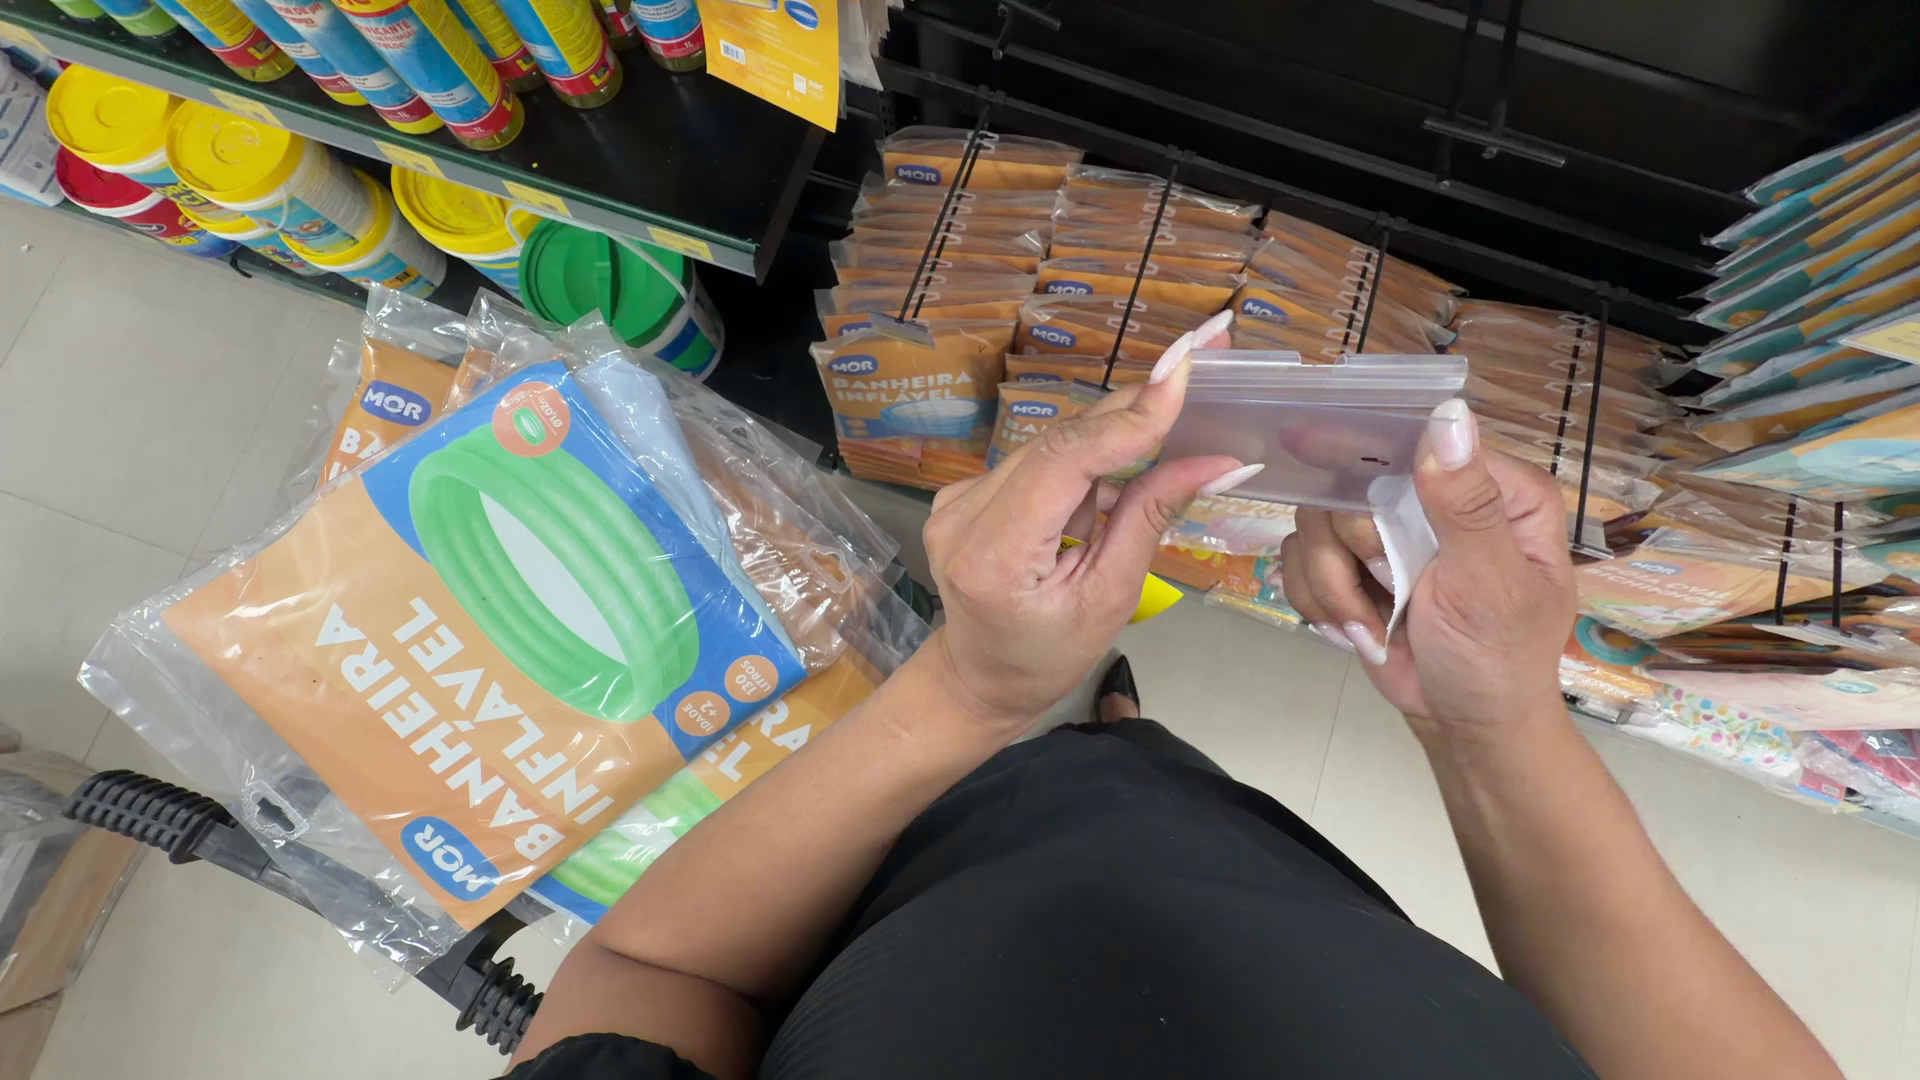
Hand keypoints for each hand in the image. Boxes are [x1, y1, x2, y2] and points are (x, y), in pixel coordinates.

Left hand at [920, 312, 1252, 728]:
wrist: (979, 675)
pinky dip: (1081, 464)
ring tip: (1160, 437)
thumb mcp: (1109, 598)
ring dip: (1110, 442)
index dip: (1126, 417)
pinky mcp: (963, 494)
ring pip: (1051, 446)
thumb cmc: (1047, 656)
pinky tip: (1107, 484)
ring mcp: (956, 499)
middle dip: (1131, 410)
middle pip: (1058, 442)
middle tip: (1198, 359)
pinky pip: (1036, 461)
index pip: (1063, 462)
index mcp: (994, 554)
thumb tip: (1217, 461)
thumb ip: (1149, 519)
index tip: (1182, 371)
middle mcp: (962, 514)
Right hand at [1279, 399, 1575, 741]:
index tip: (1345, 505)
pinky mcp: (1345, 562)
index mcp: (1487, 488)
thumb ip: (1465, 505)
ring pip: (1310, 526)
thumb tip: (1447, 417)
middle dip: (1350, 551)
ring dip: (1331, 587)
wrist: (1460, 718)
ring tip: (1371, 626)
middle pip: (1344, 486)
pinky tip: (1355, 628)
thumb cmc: (1497, 656)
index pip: (1410, 444)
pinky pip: (1296, 560)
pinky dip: (1317, 601)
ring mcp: (1382, 531)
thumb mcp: (1489, 582)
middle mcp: (1428, 497)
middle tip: (1387, 586)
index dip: (1369, 471)